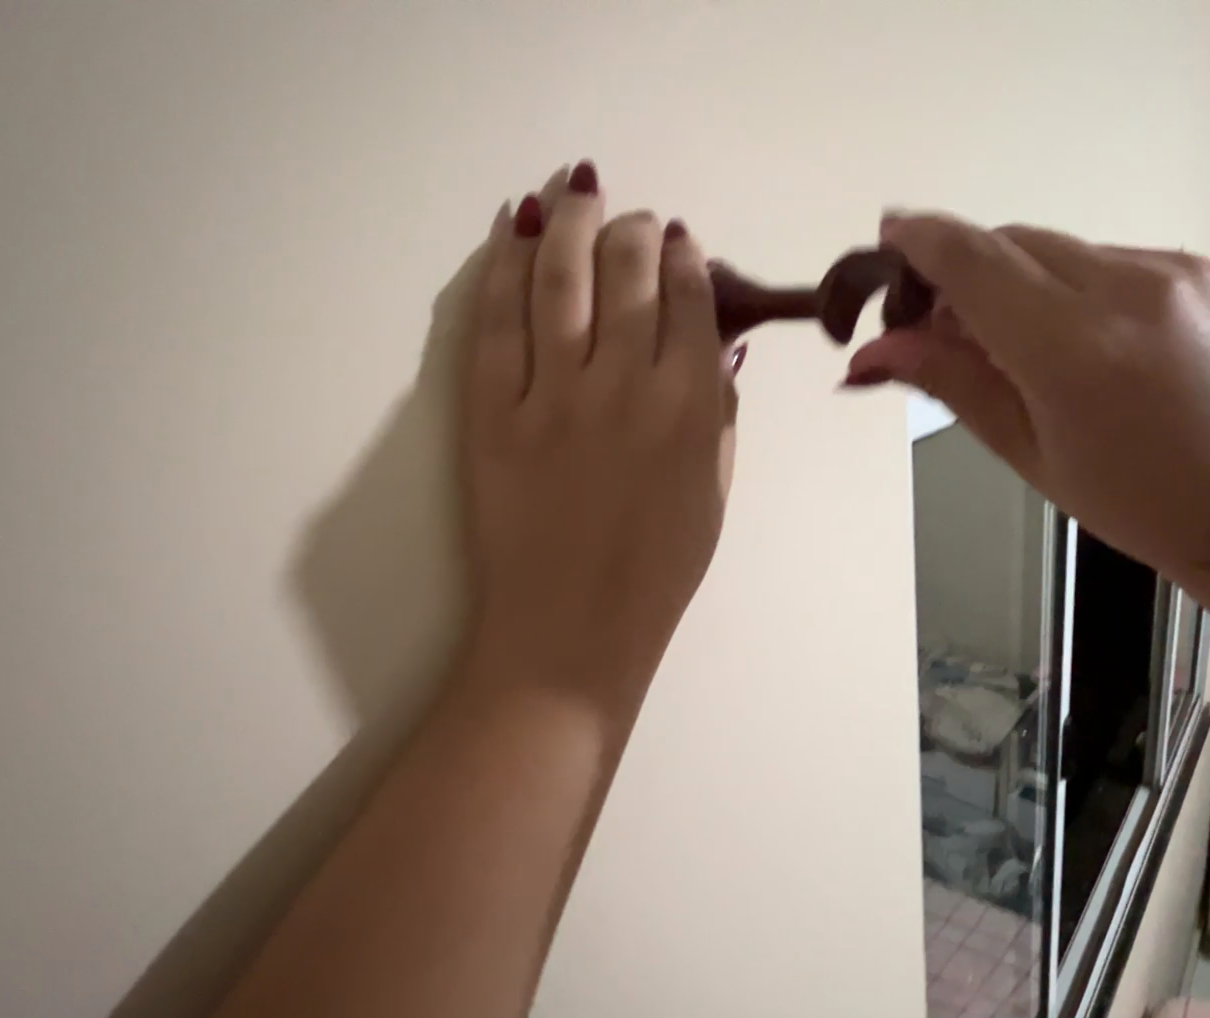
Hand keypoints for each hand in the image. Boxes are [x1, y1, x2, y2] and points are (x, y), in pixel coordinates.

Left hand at [457, 162, 738, 720]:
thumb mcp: (713, 496)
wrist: (568, 634)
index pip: (690, 302)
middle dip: (632, 232)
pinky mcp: (490, 412)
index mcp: (689, 409)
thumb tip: (716, 349)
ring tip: (573, 191)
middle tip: (629, 219)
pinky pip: (495, 321)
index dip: (685, 260)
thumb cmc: (655, 575)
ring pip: (560, 278)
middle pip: (627, 274)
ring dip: (569, 222)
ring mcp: (551, 395)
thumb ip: (718, 416)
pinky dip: (502, 266)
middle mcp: (624, 385)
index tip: (678, 241)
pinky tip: (511, 230)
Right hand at [847, 213, 1209, 587]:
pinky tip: (1082, 344)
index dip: (922, 242)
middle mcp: (1128, 288)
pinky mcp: (1203, 271)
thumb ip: (952, 383)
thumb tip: (875, 352)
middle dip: (965, 273)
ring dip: (1017, 283)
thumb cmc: (1132, 501)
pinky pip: (1108, 261)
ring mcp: (1175, 272)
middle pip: (1013, 243)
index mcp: (1074, 348)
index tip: (889, 236)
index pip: (976, 262)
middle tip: (943, 327)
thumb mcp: (1028, 451)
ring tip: (1018, 347)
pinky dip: (1070, 288)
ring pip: (1060, 250)